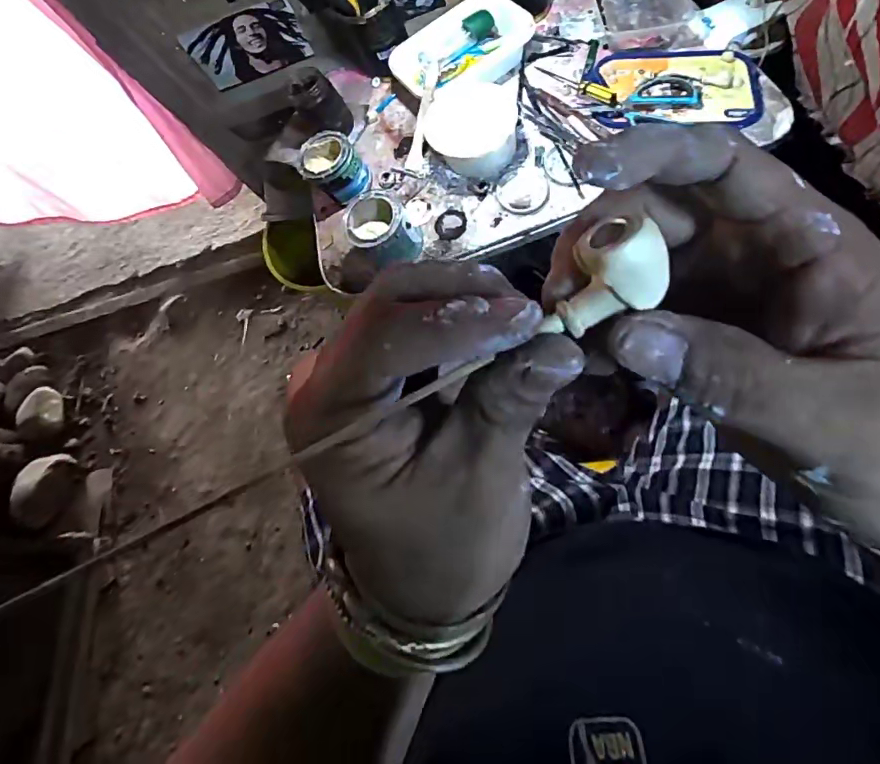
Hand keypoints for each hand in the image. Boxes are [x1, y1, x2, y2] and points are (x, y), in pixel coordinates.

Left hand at [286, 262, 583, 625]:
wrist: (414, 584)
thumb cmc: (442, 550)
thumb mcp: (479, 480)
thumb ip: (507, 402)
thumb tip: (558, 343)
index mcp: (328, 414)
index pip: (384, 335)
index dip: (456, 317)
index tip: (525, 317)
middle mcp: (320, 378)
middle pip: (385, 302)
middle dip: (458, 295)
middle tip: (525, 310)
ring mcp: (340, 368)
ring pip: (397, 301)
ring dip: (459, 298)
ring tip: (517, 315)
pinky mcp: (367, 367)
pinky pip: (408, 320)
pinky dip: (454, 315)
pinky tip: (494, 325)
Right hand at [548, 125, 879, 556]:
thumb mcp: (831, 418)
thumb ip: (729, 375)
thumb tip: (621, 333)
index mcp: (805, 239)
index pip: (724, 163)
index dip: (653, 151)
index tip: (585, 167)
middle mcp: (751, 248)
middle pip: (656, 207)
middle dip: (599, 236)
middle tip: (561, 290)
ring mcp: (719, 288)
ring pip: (632, 256)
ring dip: (589, 283)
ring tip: (562, 328)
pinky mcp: (695, 328)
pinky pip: (631, 309)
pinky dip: (600, 326)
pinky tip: (583, 357)